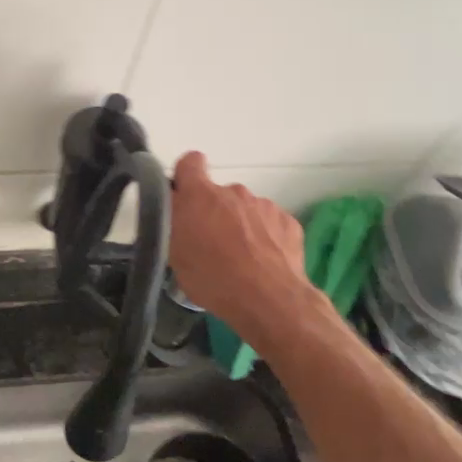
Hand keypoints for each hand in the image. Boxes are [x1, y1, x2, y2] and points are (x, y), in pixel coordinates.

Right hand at [167, 151, 320, 338]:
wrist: (268, 298)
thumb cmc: (212, 279)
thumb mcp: (176, 257)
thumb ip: (174, 225)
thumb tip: (178, 212)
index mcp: (200, 197)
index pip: (190, 163)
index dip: (186, 176)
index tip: (184, 197)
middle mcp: (233, 192)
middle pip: (218, 194)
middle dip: (213, 212)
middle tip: (211, 245)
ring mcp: (263, 204)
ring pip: (244, 210)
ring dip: (239, 226)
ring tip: (240, 258)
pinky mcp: (286, 220)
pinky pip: (268, 223)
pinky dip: (263, 237)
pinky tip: (261, 262)